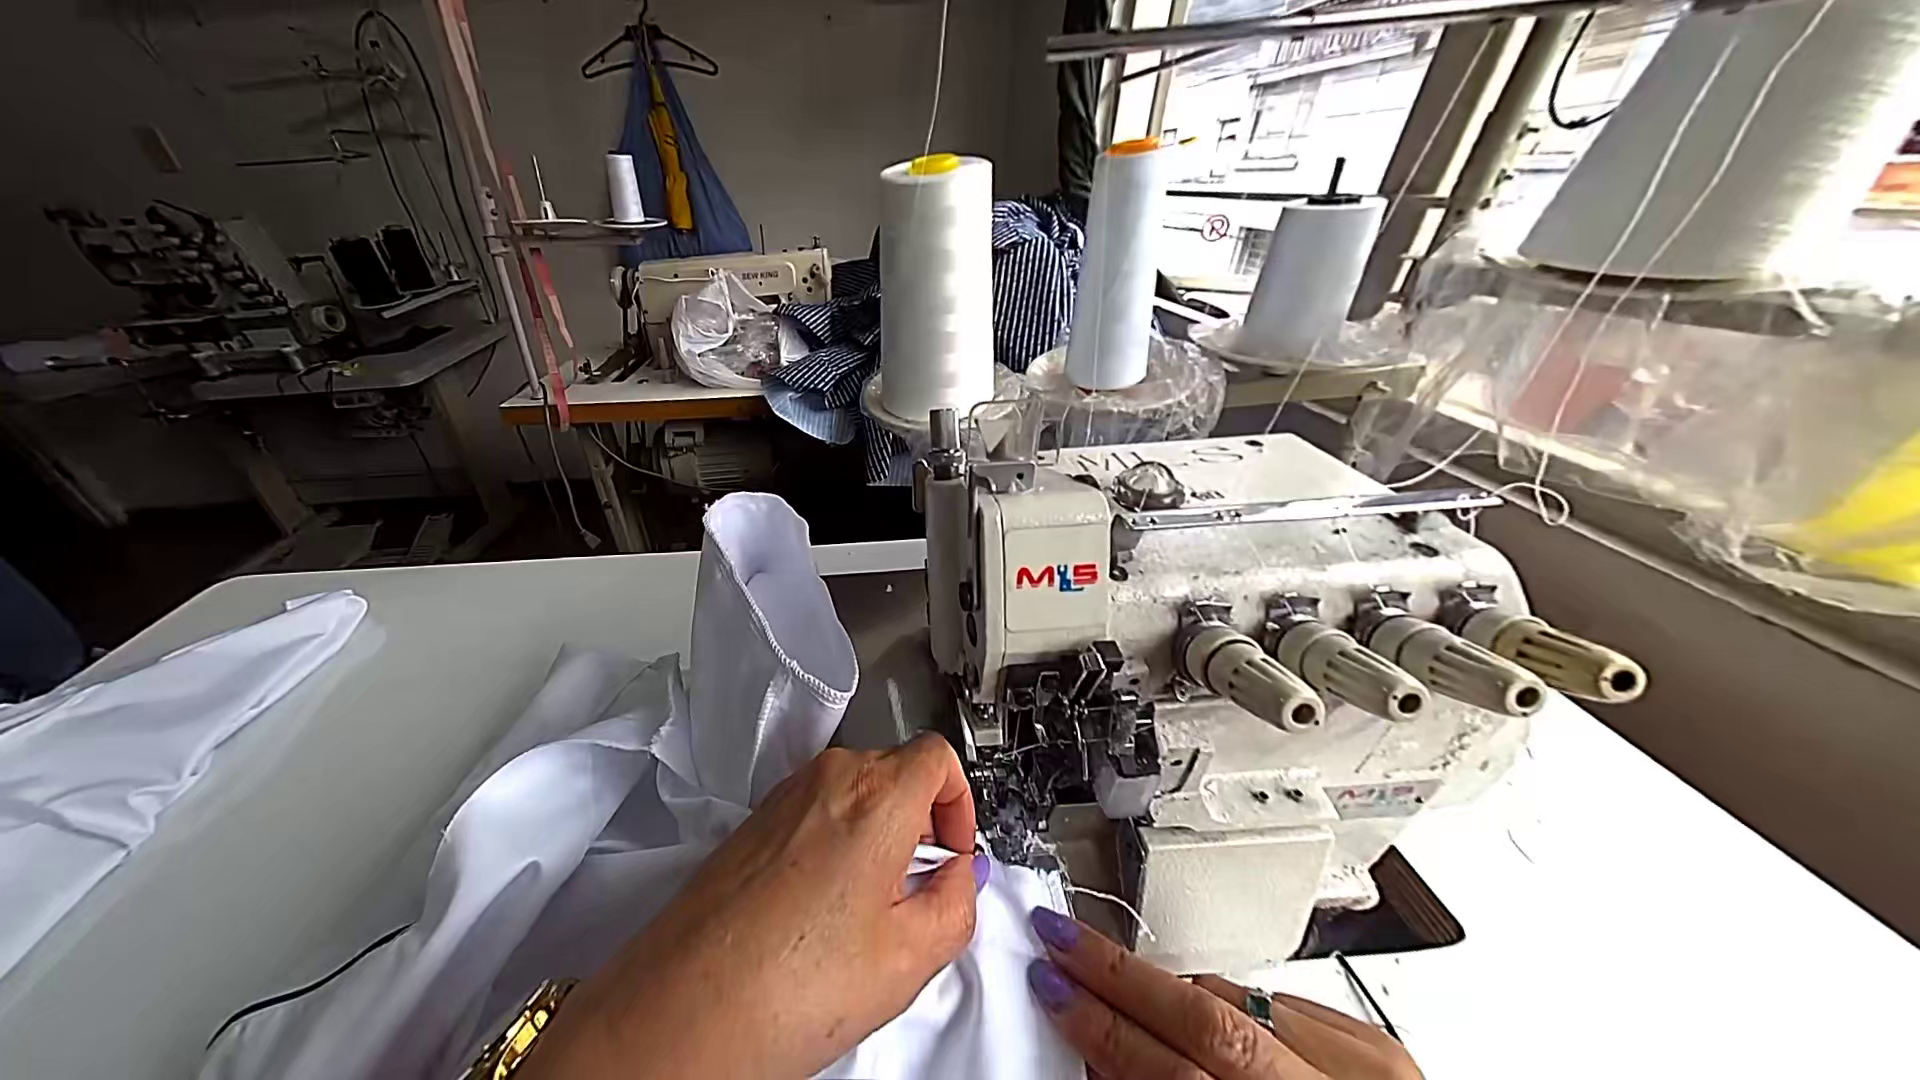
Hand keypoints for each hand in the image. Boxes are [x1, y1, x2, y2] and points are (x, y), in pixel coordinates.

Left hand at [523, 733, 986, 1079]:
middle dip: (922, 823)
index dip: (959, 802)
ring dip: (881, 831)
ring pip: (861, 788)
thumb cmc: (778, 987)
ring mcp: (789, 793)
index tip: (952, 848)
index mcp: (875, 798)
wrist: (675, 1014)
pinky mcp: (759, 816)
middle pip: (901, 772)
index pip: (939, 757)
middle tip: (915, 885)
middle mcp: (830, 778)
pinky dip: (841, 836)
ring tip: (866, 906)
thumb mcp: (906, 959)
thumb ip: (956, 903)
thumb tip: (957, 877)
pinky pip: (822, 805)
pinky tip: (825, 904)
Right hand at [1025, 909, 1422, 1078]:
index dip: (1103, 1028)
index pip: (1175, 1078)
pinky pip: (1273, 996)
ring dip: (1163, 982)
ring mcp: (1368, 1071)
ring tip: (1106, 966)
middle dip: (1116, 972)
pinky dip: (1223, 996)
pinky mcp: (1380, 1046)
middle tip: (1059, 937)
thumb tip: (1098, 1059)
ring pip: (1235, 996)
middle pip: (1204, 1016)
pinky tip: (1190, 997)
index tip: (1055, 990)